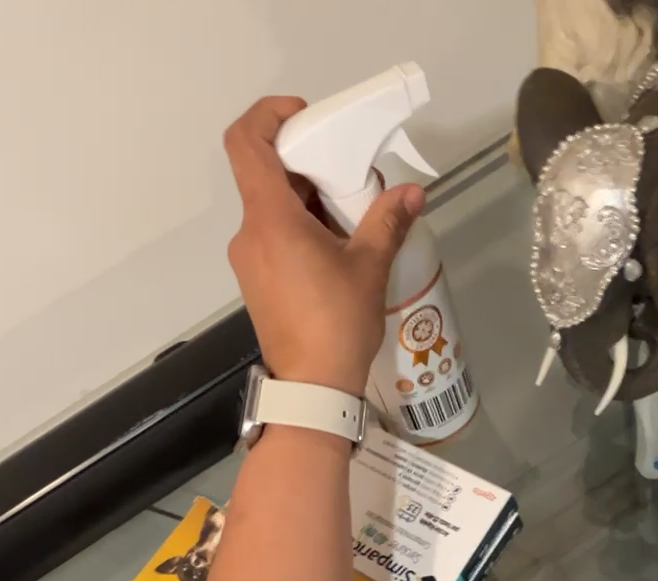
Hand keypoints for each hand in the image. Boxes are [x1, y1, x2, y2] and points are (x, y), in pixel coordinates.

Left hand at [222, 97, 425, 396]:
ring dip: (307, 202)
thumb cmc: (338, 324)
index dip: (269, 115)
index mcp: (270, 220)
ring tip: (351, 217)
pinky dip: (300, 229)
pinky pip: (273, 238)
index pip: (245, 142)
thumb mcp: (369, 268)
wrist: (314, 388)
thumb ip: (388, 221)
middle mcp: (250, 235)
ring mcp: (250, 261)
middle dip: (307, 165)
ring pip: (272, 210)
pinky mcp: (258, 283)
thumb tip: (412, 192)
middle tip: (348, 175)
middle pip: (265, 175)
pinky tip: (336, 249)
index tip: (307, 119)